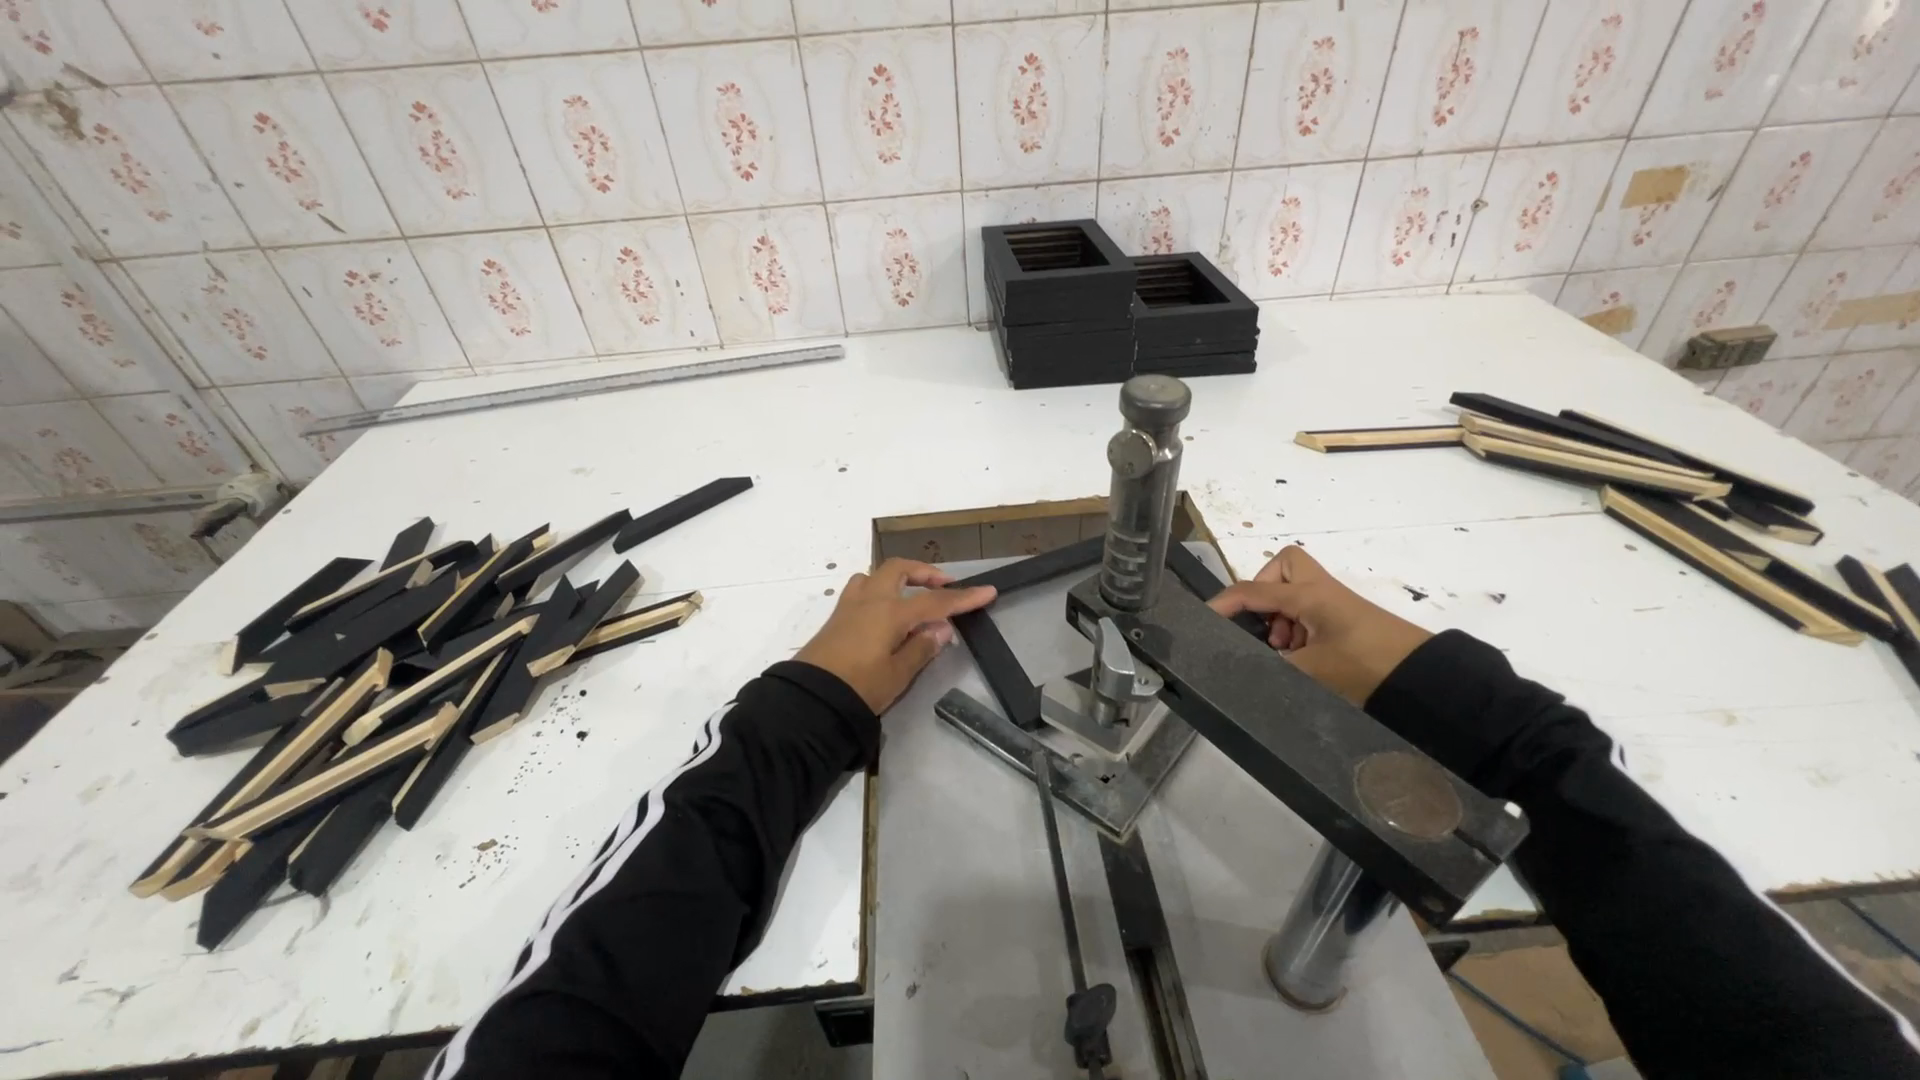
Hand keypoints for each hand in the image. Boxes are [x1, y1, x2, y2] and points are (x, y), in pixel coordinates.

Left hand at [795, 558, 997, 713]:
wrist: (811, 699)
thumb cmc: (859, 688)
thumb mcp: (898, 674)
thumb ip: (921, 648)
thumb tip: (941, 628)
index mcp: (890, 612)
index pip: (935, 601)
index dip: (963, 598)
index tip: (988, 591)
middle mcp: (870, 600)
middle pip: (899, 569)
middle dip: (925, 572)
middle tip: (943, 585)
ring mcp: (849, 606)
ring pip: (875, 575)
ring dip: (897, 577)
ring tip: (911, 595)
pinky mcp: (836, 618)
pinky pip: (861, 589)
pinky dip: (879, 589)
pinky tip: (884, 612)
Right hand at [1208, 545, 1430, 704]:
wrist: (1423, 678)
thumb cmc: (1366, 666)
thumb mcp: (1311, 671)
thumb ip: (1271, 666)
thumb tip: (1240, 669)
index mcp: (1308, 595)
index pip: (1252, 590)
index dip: (1223, 603)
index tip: (1203, 620)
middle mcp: (1319, 591)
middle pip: (1280, 567)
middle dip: (1262, 591)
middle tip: (1263, 624)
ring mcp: (1334, 604)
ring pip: (1293, 591)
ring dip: (1280, 615)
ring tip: (1285, 649)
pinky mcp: (1345, 620)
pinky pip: (1307, 612)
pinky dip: (1297, 628)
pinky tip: (1302, 657)